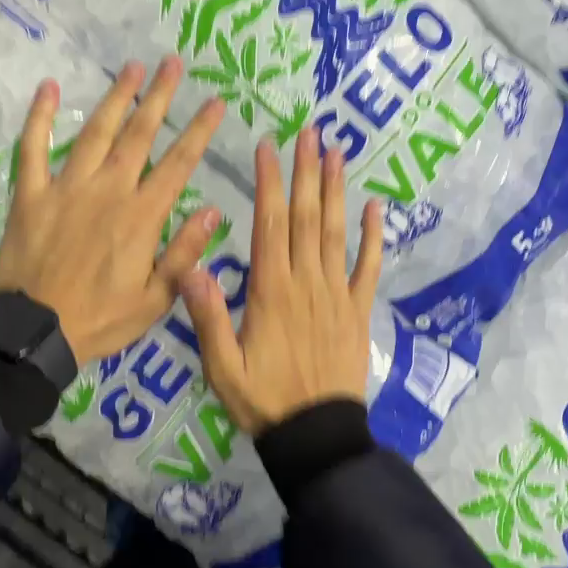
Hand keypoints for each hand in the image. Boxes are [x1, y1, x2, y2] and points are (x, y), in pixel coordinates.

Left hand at [0, 57, 226, 363]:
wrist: (32, 335)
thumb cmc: (101, 320)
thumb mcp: (156, 298)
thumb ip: (185, 252)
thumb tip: (214, 210)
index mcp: (142, 215)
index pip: (179, 162)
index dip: (200, 129)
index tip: (216, 101)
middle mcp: (108, 190)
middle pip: (139, 134)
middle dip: (160, 95)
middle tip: (173, 62)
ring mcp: (66, 187)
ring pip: (96, 131)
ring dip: (116, 97)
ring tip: (132, 67)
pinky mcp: (30, 194)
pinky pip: (33, 148)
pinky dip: (41, 117)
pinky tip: (50, 88)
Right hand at [179, 126, 384, 435]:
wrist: (316, 435)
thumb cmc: (263, 401)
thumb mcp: (222, 367)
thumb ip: (208, 316)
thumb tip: (190, 266)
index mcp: (271, 290)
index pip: (270, 224)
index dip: (269, 182)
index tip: (269, 146)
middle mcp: (307, 281)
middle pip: (306, 217)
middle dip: (307, 171)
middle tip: (311, 132)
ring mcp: (337, 293)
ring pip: (336, 232)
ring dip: (336, 190)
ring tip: (338, 153)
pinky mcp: (358, 309)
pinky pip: (368, 266)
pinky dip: (374, 236)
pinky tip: (377, 207)